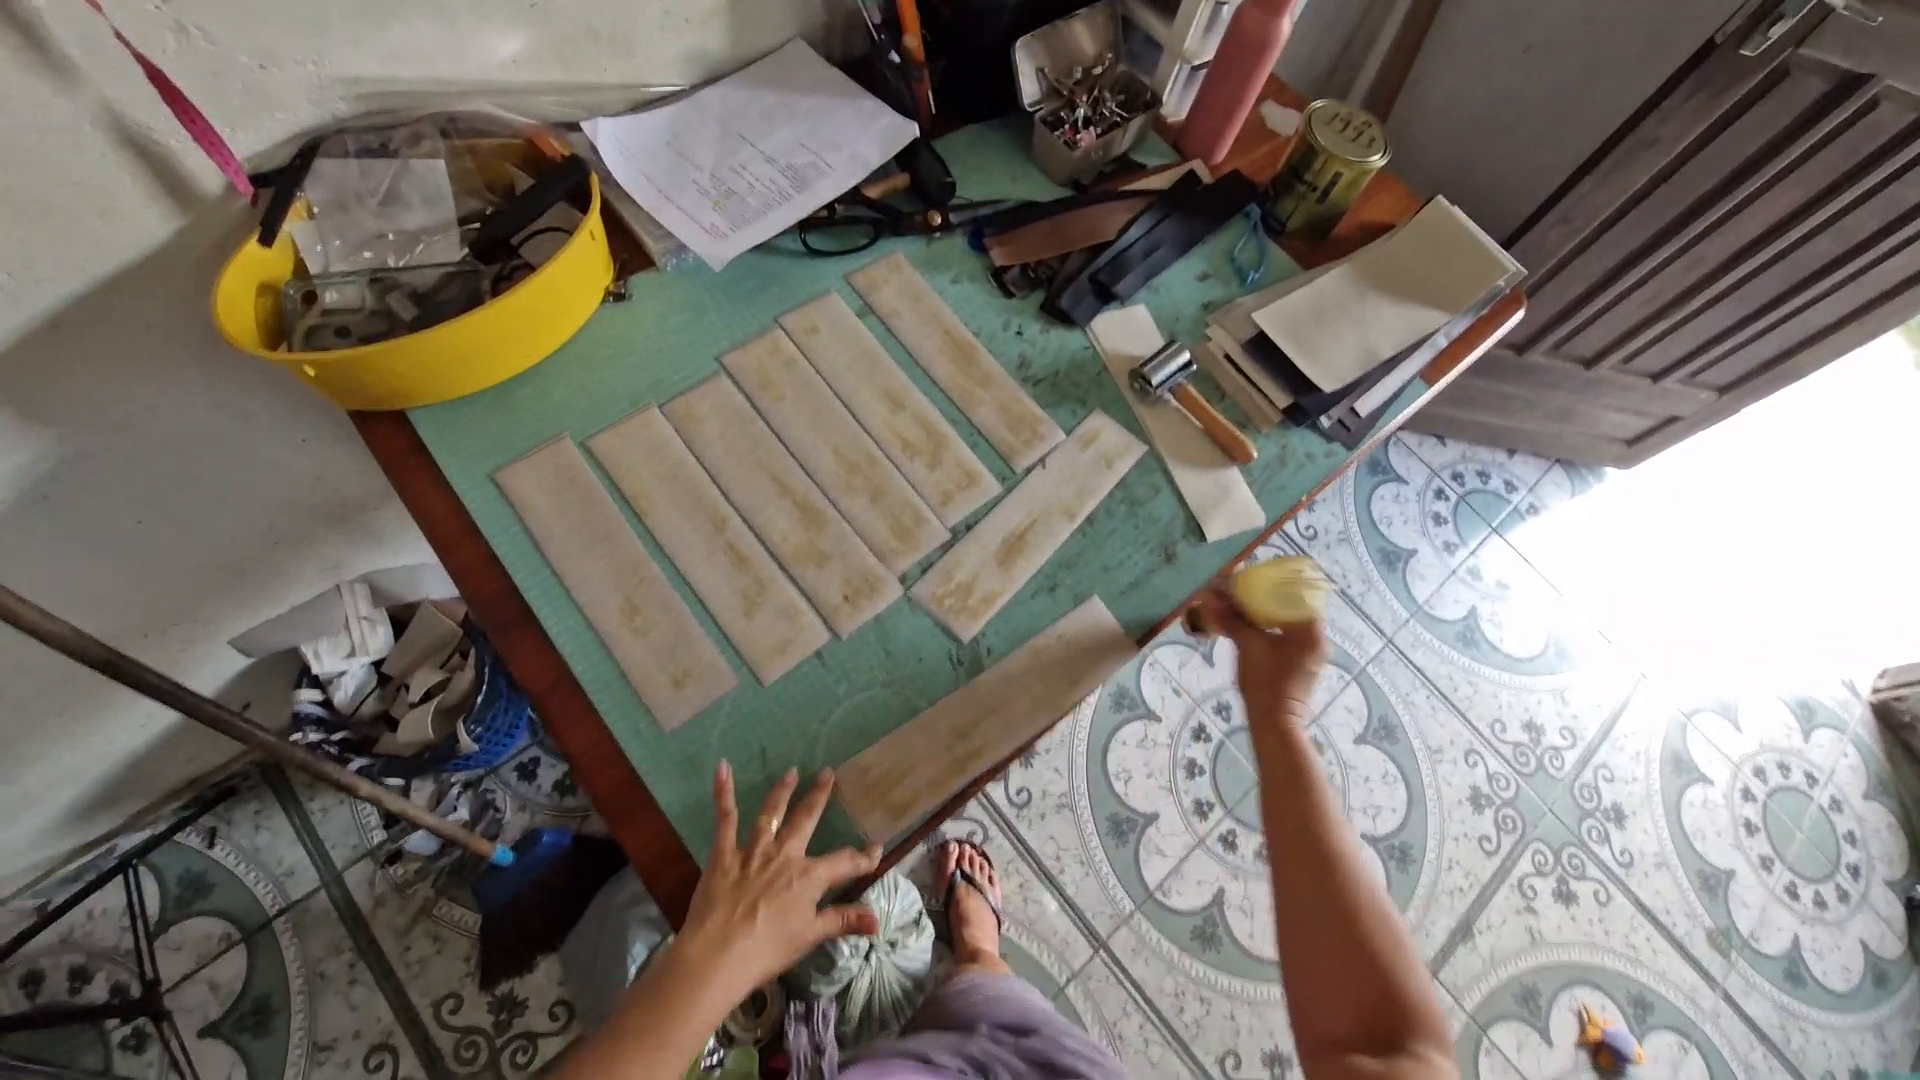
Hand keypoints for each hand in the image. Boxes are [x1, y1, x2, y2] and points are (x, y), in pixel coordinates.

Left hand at [676, 763, 882, 1002]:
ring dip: (783, 791)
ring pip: (771, 813)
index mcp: (808, 877)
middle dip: (819, 795)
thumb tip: (878, 921)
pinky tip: (723, 769)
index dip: (863, 858)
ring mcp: (753, 851)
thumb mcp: (810, 937)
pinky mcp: (724, 855)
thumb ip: (843, 921)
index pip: (844, 863)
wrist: (718, 956)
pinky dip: (724, 793)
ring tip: (792, 772)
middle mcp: (785, 855)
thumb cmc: (767, 950)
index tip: (876, 849)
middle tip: (828, 773)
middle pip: (806, 819)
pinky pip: (725, 819)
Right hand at [1190, 585, 1328, 722]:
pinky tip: (1253, 631)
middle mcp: (1319, 639)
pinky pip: (1290, 639)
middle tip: (1245, 596)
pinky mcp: (1304, 665)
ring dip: (1269, 618)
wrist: (1274, 722)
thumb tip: (1211, 597)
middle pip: (1293, 610)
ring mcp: (1313, 654)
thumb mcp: (1248, 646)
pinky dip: (1273, 632)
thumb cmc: (1265, 681)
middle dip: (1268, 602)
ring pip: (1290, 625)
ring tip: (1245, 611)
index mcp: (1312, 630)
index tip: (1253, 583)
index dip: (1273, 588)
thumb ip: (1233, 619)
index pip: (1295, 597)